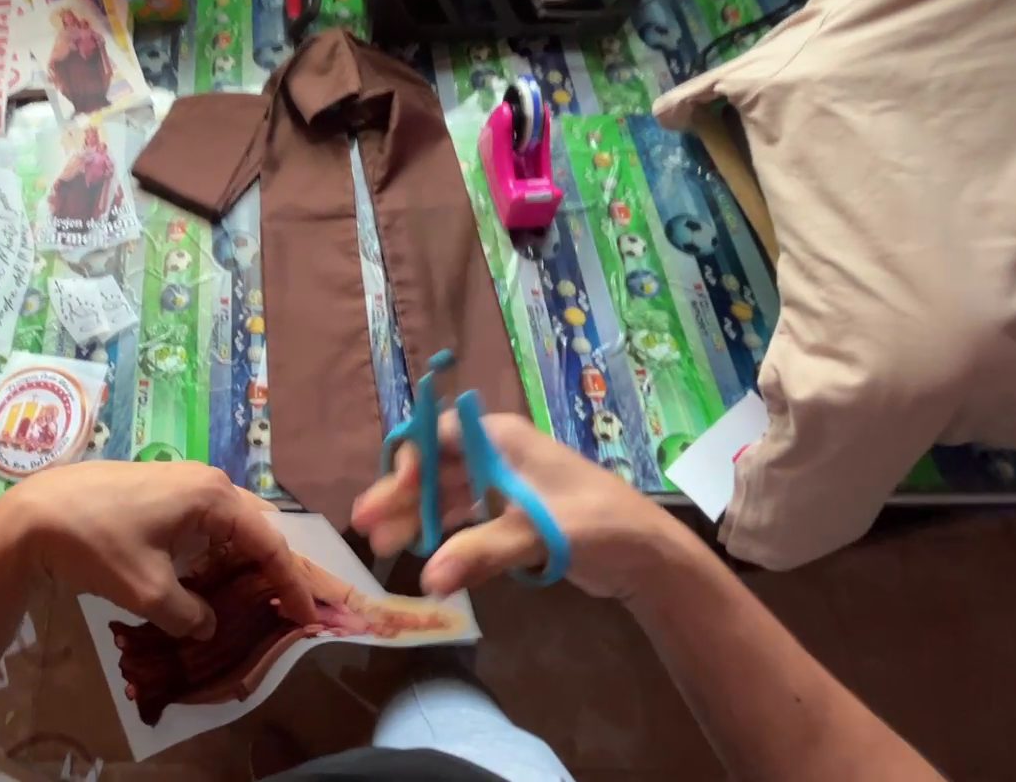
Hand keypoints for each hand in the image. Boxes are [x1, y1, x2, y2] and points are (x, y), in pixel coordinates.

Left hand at [0, 460, 316, 637]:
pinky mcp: (162, 489)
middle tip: (283, 607)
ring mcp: (183, 480)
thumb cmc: (98, 544)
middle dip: (270, 568)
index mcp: (213, 496)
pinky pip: (205, 520)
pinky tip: (208, 577)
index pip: (269, 543)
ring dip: (240, 559)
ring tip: (249, 598)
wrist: (37, 513)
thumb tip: (208, 625)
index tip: (306, 618)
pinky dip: (215, 549)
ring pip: (229, 523)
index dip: (291, 583)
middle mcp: (207, 480)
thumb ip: (189, 615)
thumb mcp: (147, 591)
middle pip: (254, 527)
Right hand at [351, 410, 695, 600]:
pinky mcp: (508, 514)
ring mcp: (499, 484)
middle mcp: (493, 453)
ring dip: (417, 518)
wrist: (649, 556)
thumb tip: (427, 580)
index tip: (388, 496)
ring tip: (384, 546)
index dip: (407, 463)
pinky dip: (444, 535)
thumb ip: (480, 551)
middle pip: (434, 469)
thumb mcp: (536, 531)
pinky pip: (464, 518)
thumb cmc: (595, 523)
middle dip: (401, 496)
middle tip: (366, 527)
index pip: (436, 437)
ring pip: (445, 495)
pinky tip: (424, 554)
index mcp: (498, 436)